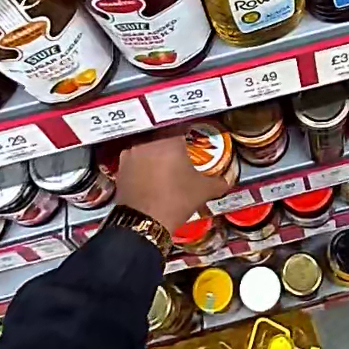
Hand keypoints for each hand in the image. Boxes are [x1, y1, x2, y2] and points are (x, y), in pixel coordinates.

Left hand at [114, 129, 230, 230]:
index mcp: (168, 140)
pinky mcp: (122, 168)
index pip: (181, 125)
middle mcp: (147, 142)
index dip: (189, 130)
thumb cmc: (174, 201)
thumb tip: (226, 181)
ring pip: (147, 146)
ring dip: (156, 152)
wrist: (143, 223)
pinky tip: (152, 176)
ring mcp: (131, 154)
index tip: (194, 135)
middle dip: (172, 142)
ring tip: (167, 165)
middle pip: (162, 134)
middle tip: (182, 151)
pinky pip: (136, 160)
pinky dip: (144, 164)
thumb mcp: (203, 191)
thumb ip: (218, 182)